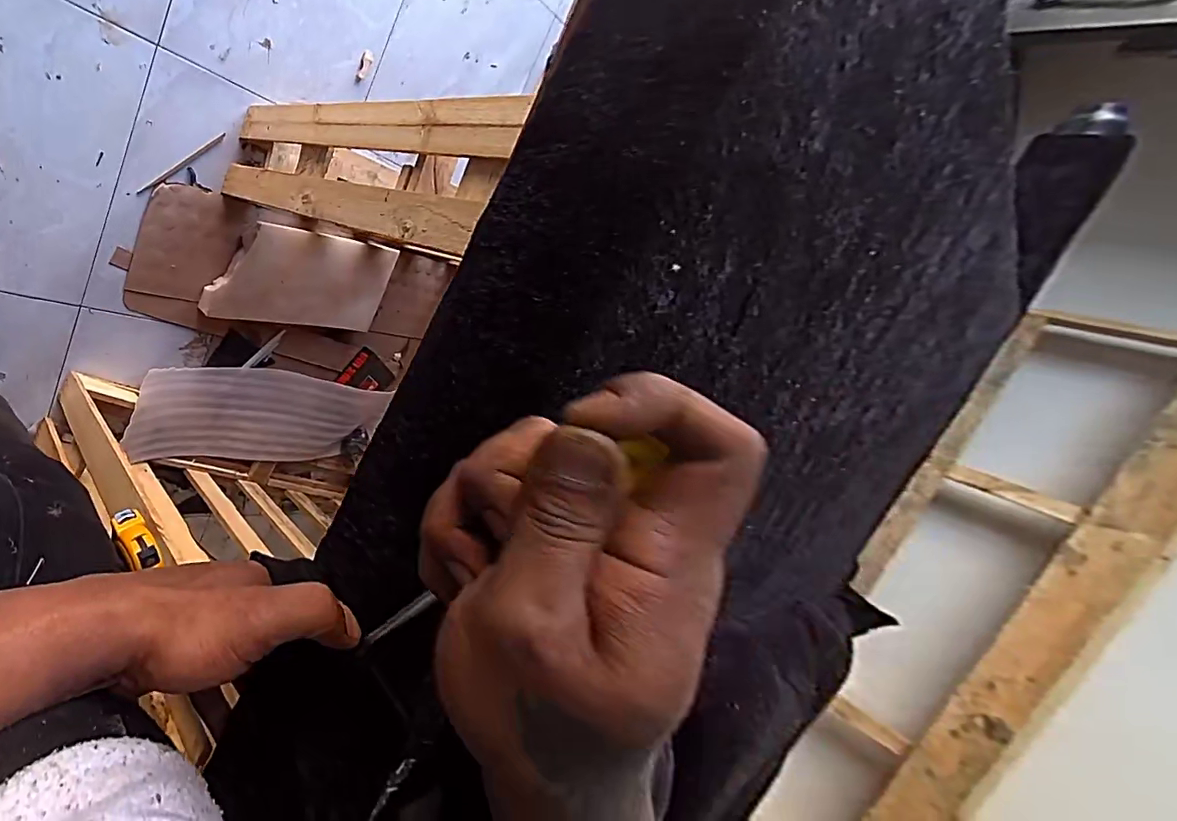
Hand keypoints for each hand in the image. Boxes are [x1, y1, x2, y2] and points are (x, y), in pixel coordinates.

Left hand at [80, 561, 358, 696]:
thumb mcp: (261, 615)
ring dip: (243, 684)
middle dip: (276, 662)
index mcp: (248, 578)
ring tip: (255, 717)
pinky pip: (199, 676)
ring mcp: (190, 616)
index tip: (327, 660)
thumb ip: (310, 610)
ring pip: (230, 653)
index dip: (314, 629)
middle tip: (289, 696)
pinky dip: (211, 699)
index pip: (296, 598)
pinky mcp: (164, 645)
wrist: (107, 636)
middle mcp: (219, 591)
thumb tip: (350, 621)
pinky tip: (213, 723)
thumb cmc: (175, 622)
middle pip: (263, 627)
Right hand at [419, 374, 764, 816]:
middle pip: (579, 435)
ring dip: (470, 503)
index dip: (656, 405)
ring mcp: (578, 529)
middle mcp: (628, 528)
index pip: (718, 447)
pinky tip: (457, 576)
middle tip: (489, 543)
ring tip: (467, 574)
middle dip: (512, 470)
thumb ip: (558, 527)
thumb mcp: (533, 629)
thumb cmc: (543, 724)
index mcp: (667, 557)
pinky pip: (485, 486)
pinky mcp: (536, 533)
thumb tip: (585, 432)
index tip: (579, 422)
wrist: (528, 772)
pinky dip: (458, 522)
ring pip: (519, 454)